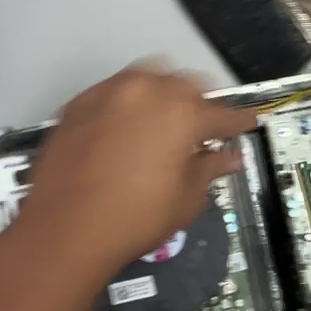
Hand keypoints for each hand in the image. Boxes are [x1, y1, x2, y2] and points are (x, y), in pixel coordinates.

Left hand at [15, 62, 257, 277]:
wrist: (65, 230)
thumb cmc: (133, 219)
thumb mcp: (185, 199)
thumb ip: (209, 169)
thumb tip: (228, 159)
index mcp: (182, 113)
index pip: (222, 113)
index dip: (238, 122)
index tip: (245, 125)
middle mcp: (146, 91)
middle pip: (185, 85)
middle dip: (199, 105)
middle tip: (203, 131)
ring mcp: (108, 93)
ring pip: (147, 81)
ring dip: (162, 97)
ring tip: (164, 125)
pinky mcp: (78, 104)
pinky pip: (113, 94)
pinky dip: (128, 105)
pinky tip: (127, 131)